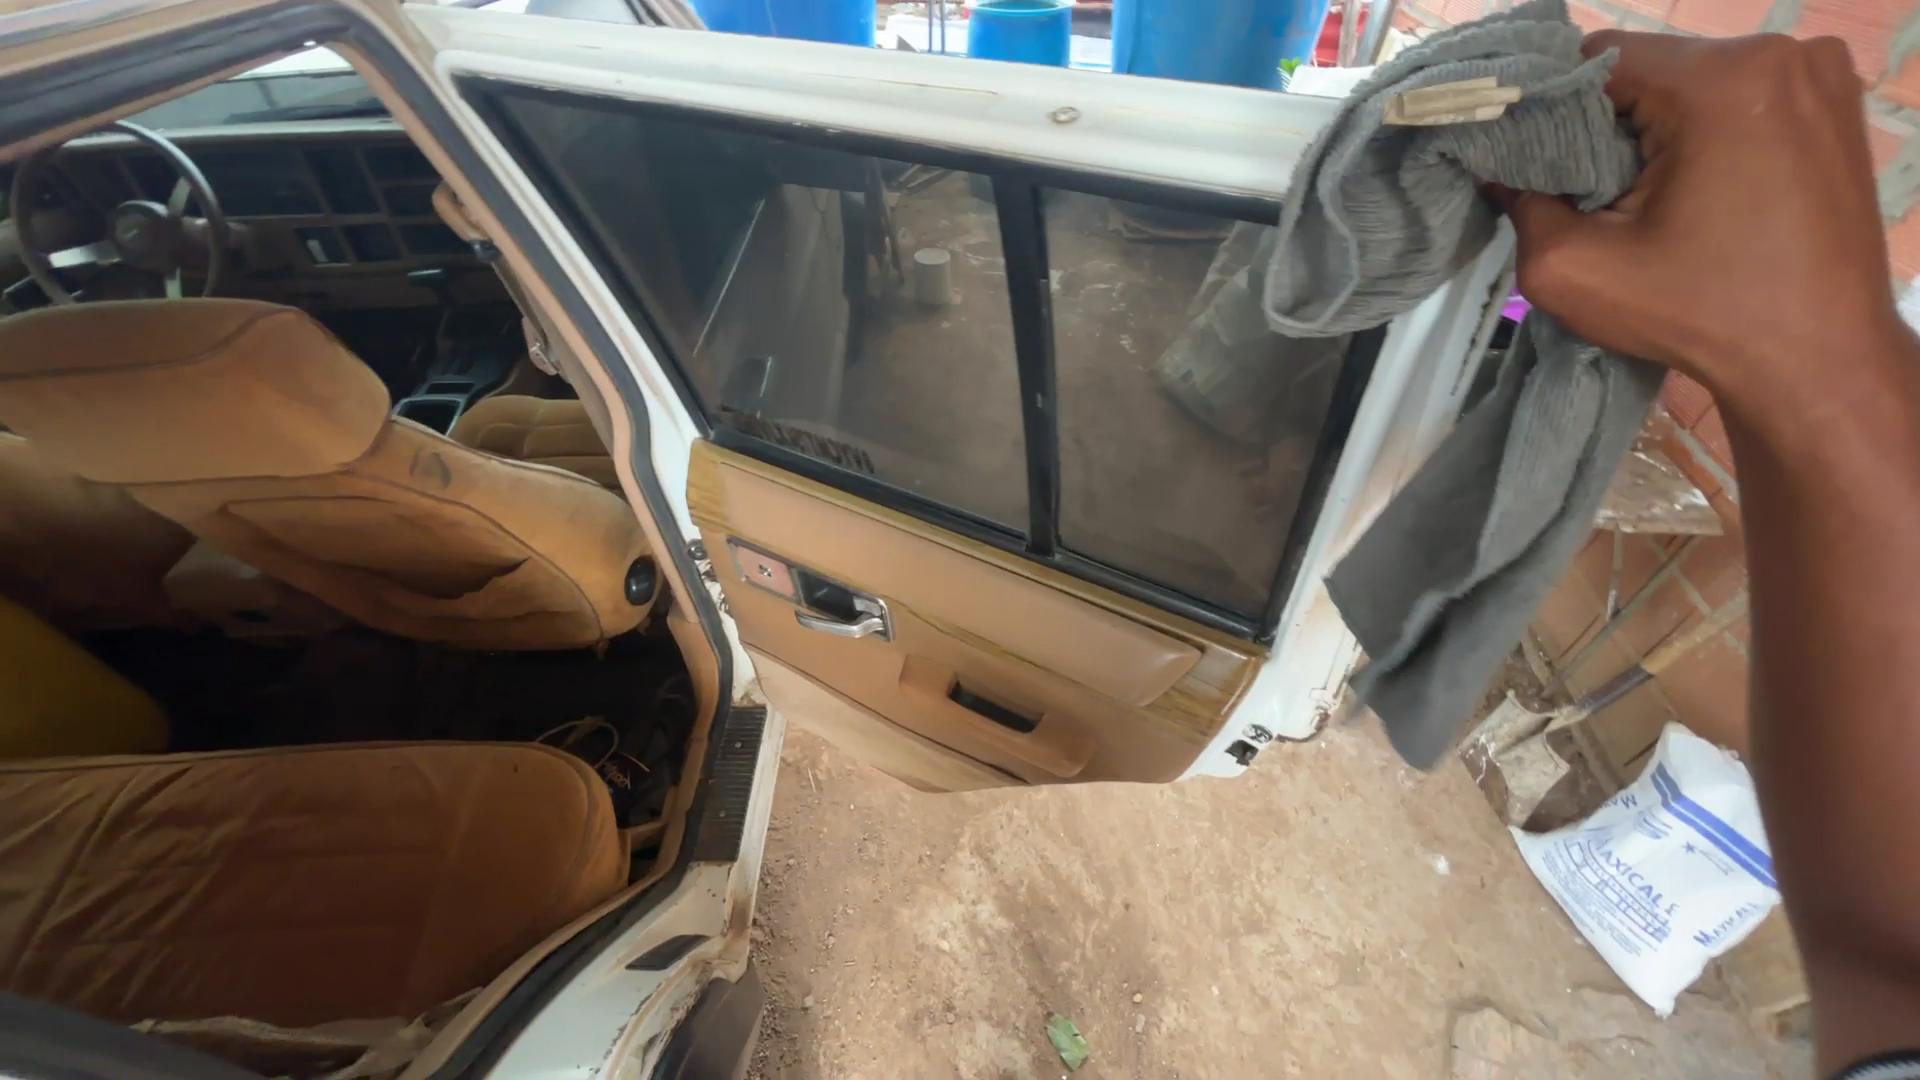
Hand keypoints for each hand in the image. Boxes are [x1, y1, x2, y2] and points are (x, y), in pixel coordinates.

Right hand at [1506, 32, 1905, 423]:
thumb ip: (1521, 205)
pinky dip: (1688, 138)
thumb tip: (1493, 169)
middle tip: (1563, 187)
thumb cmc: (1688, 308)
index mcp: (1722, 82)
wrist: (1809, 352)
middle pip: (1646, 70)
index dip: (1545, 106)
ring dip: (1640, 133)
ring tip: (1616, 197)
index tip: (1518, 155)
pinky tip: (1671, 194)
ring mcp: (1820, 79)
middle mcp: (1784, 56)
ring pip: (1688, 86)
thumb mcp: (1568, 267)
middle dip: (1594, 124)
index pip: (1598, 58)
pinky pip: (1732, 104)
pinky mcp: (1832, 111)